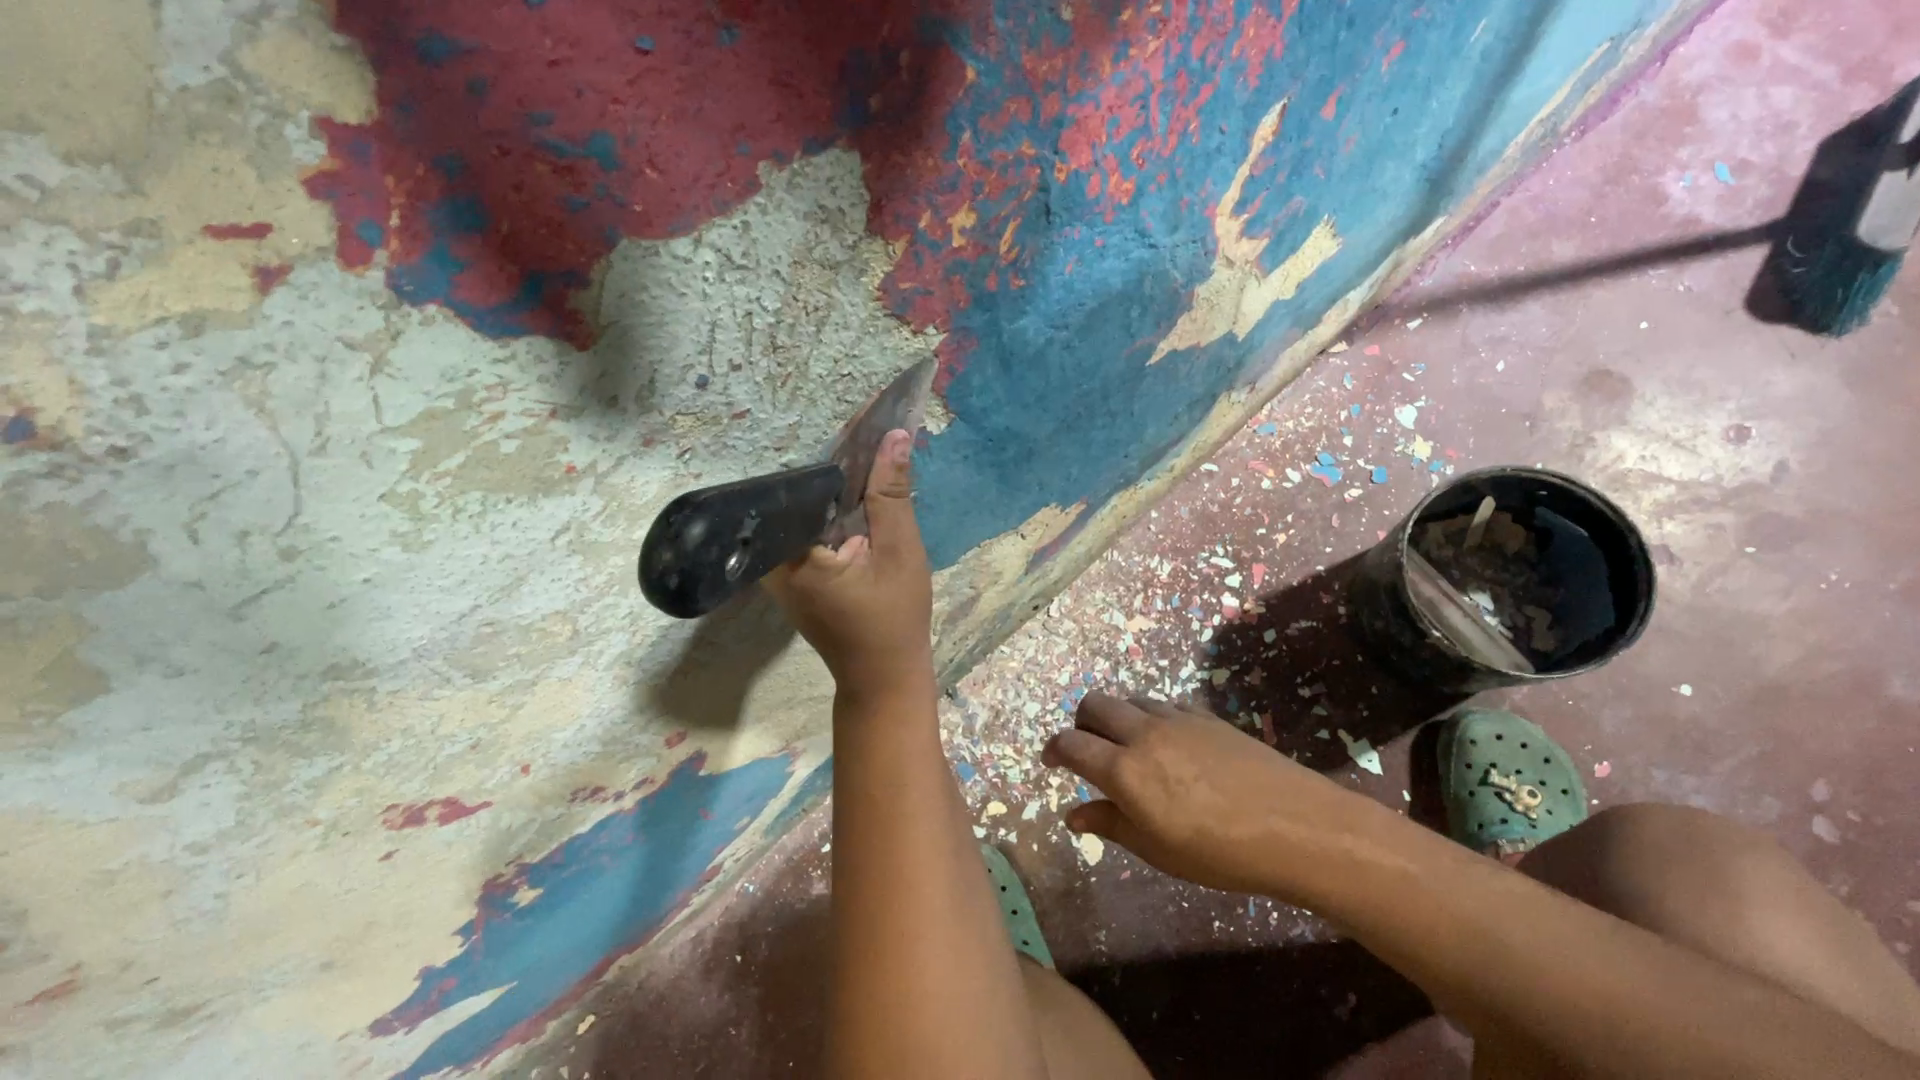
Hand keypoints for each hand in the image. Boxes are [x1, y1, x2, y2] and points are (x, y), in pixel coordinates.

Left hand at [764, 429, 932, 698]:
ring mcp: (780, 569)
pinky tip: (861, 495)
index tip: (867, 419)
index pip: (805, 484)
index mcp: (791, 553)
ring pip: (807, 512)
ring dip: (839, 488)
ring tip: (872, 455)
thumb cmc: (893, 619)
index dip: (839, 450)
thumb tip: (894, 436)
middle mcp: (774, 558)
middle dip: (840, 466)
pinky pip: (811, 530)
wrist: (884, 676)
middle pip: (802, 495)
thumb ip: (891, 494)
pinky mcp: (794, 576)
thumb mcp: (899, 551)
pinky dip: (836, 513)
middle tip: (874, 433)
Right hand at [1042, 693, 1388, 900]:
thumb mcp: (1157, 850)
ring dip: (1116, 718)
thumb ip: (1111, 824)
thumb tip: (1074, 815)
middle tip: (1088, 753)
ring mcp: (1177, 719)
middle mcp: (1143, 734)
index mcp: (1124, 770)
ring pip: (1129, 699)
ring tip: (1128, 749)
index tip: (1050, 763)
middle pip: (1094, 705)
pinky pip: (1163, 704)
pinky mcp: (1206, 716)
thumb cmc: (1219, 853)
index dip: (1053, 751)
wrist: (1295, 826)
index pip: (1071, 745)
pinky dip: (1150, 717)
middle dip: (1080, 724)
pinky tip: (1168, 745)